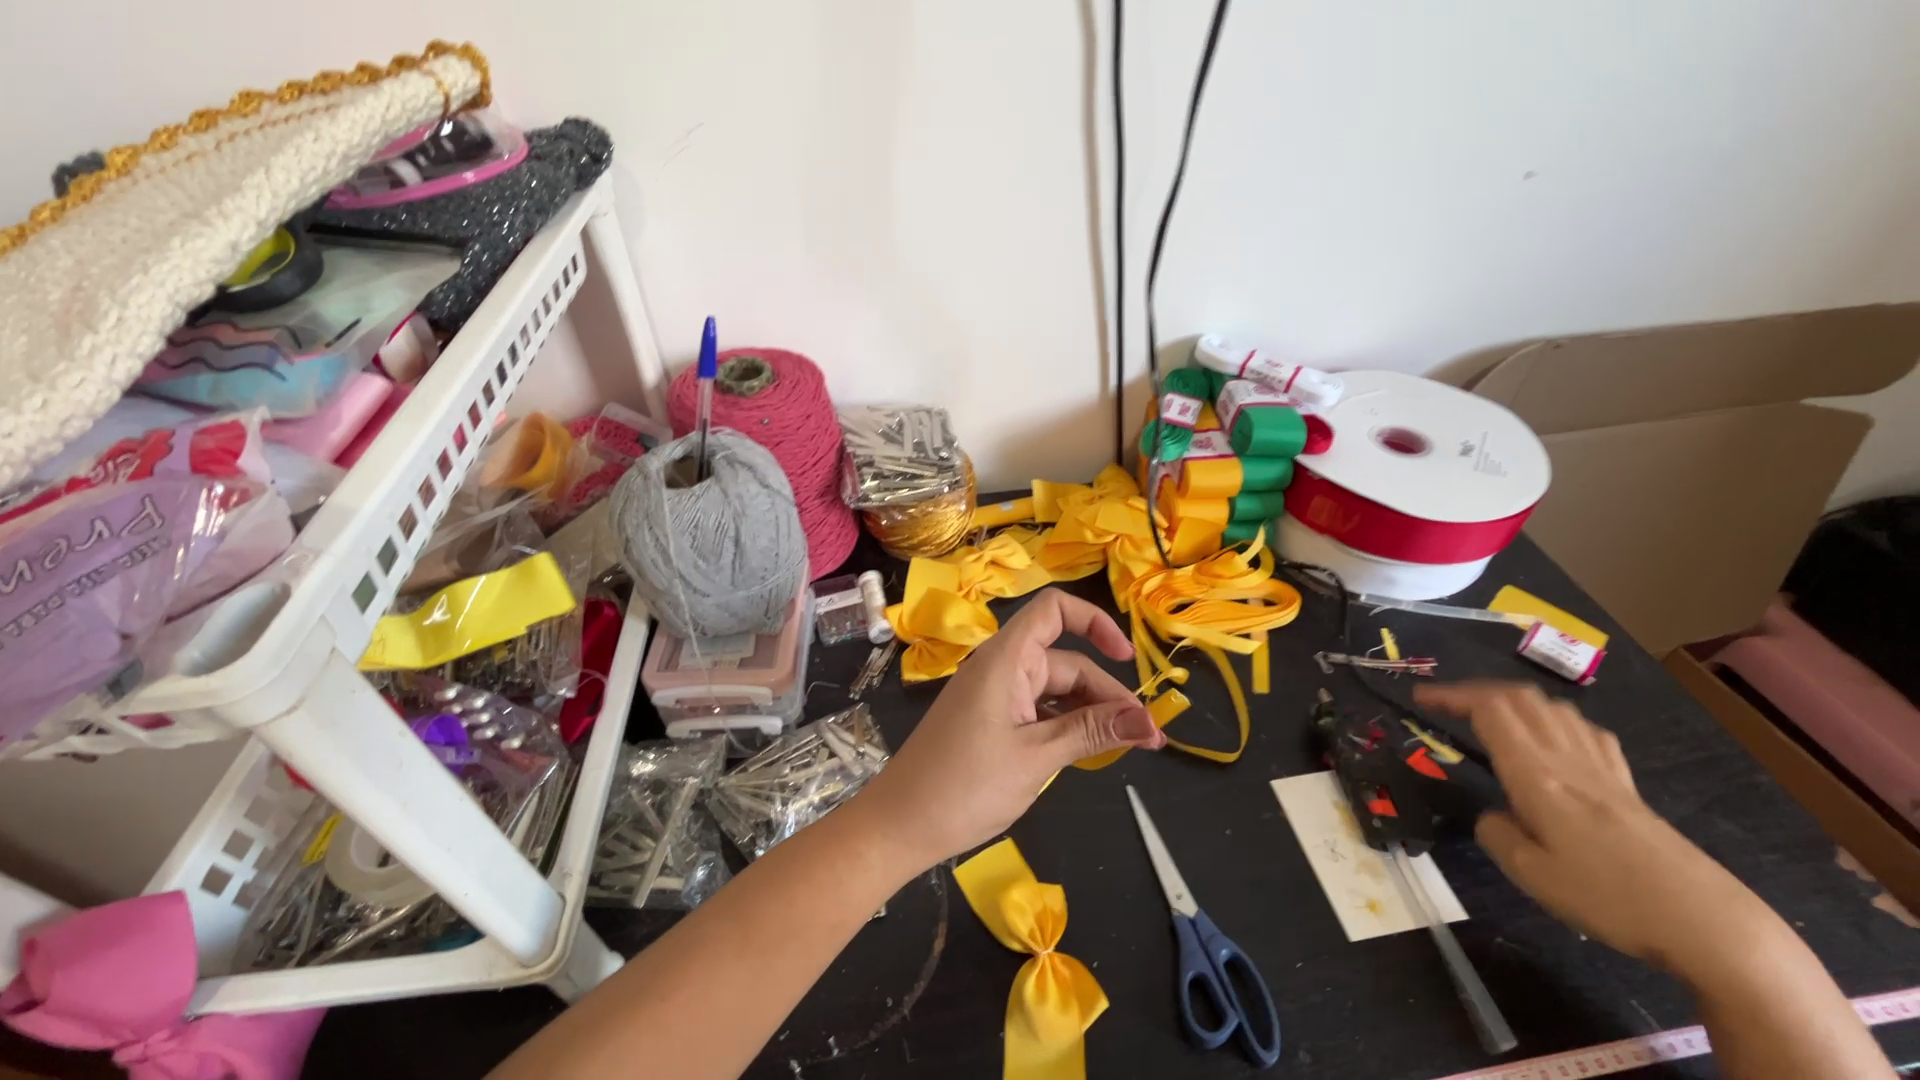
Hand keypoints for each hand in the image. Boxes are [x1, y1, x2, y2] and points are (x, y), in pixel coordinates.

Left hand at [849, 588, 1163, 869]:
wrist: (898, 827)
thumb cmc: (964, 787)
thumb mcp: (1037, 758)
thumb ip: (1092, 733)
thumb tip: (1149, 721)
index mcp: (1005, 660)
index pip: (1053, 610)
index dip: (1094, 622)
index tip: (1127, 659)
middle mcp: (1000, 669)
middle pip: (1065, 662)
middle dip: (1107, 695)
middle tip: (1147, 738)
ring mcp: (993, 696)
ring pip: (1054, 691)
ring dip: (1090, 714)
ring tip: (1127, 748)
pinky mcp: (989, 722)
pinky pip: (1037, 710)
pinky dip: (1064, 726)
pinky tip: (1088, 752)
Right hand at [1416, 682, 1777, 973]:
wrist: (1704, 920)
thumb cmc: (1608, 897)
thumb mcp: (1531, 875)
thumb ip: (1497, 834)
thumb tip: (1493, 815)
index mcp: (1536, 775)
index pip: (1490, 711)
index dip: (1451, 695)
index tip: (1420, 699)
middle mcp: (1568, 760)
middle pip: (1521, 698)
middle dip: (1477, 691)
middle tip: (1447, 705)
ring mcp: (1603, 769)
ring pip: (1554, 708)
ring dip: (1515, 700)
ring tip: (1491, 716)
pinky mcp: (1627, 786)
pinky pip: (1585, 731)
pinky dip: (1555, 719)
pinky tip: (1554, 738)